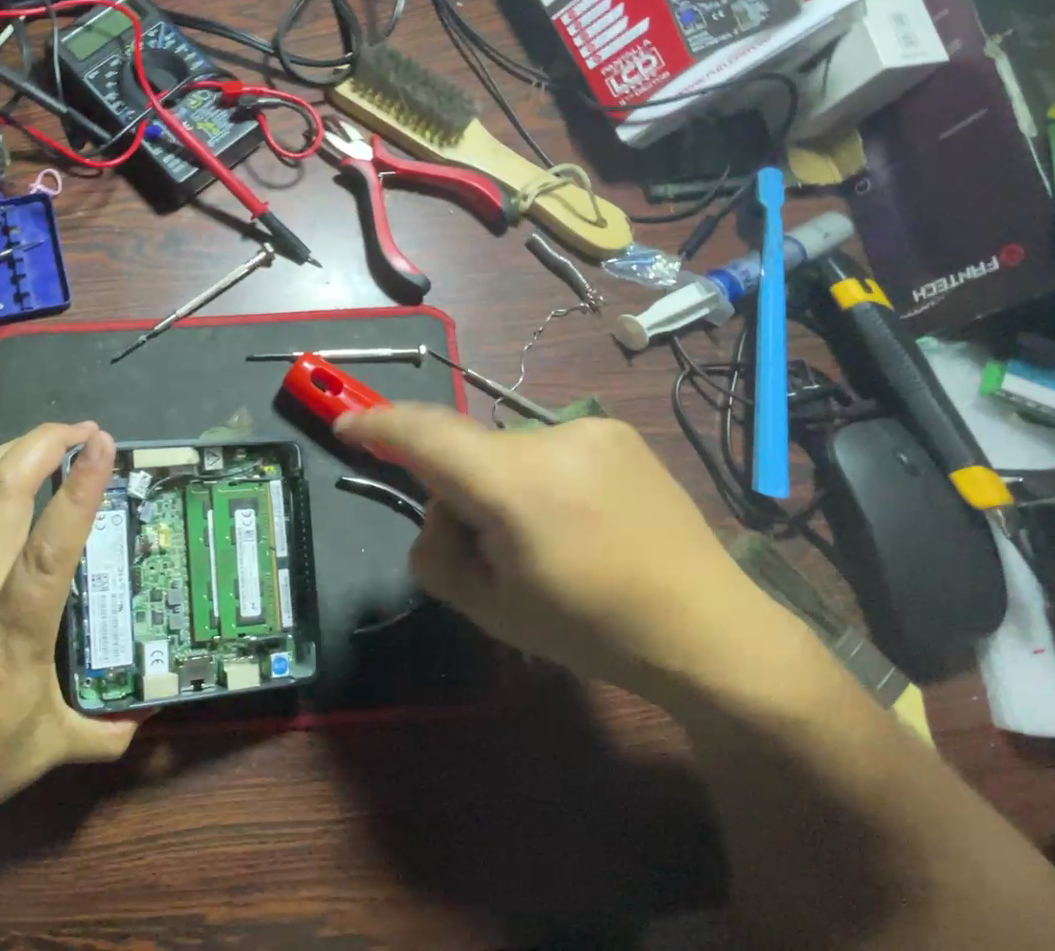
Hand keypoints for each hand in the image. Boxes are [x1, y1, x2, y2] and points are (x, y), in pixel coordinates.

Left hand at [0, 423, 138, 887]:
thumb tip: (153, 715)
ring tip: (46, 433)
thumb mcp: (48, 753)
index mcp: (14, 639)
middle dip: (41, 448)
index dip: (77, 493)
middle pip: (0, 503)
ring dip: (6, 453)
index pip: (50, 553)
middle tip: (83, 429)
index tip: (102, 446)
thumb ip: (106, 732)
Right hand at [335, 405, 791, 696]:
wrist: (709, 631)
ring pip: (503, 450)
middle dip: (452, 488)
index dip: (378, 424)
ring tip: (540, 542)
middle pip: (464, 449)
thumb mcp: (486, 608)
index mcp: (516, 487)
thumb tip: (443, 510)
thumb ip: (435, 551)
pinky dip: (533, 478)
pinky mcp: (618, 434)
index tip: (345, 423)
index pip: (426, 435)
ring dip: (495, 484)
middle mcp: (553, 440)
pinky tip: (573, 524)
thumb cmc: (589, 630)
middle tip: (480, 547)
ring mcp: (592, 430)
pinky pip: (544, 449)